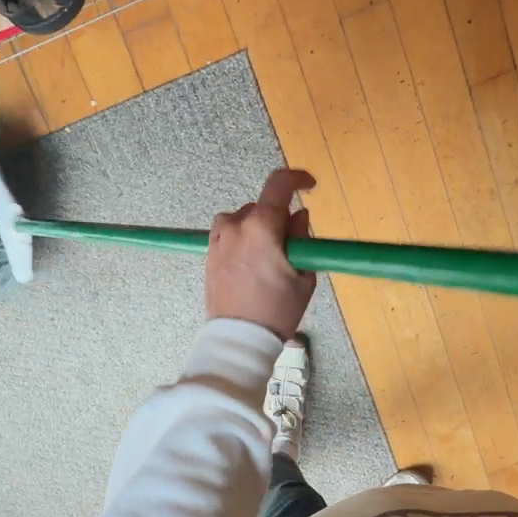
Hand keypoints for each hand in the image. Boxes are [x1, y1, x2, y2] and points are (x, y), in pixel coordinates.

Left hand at [206, 169, 317, 338]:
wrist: (239, 338)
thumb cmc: (277, 310)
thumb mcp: (303, 277)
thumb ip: (301, 240)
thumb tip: (298, 217)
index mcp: (262, 226)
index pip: (279, 184)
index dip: (297, 178)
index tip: (309, 186)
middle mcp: (236, 226)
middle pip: (260, 207)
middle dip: (277, 218)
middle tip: (290, 244)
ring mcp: (218, 241)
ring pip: (240, 219)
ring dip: (256, 227)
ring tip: (267, 255)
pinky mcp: (208, 256)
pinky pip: (226, 235)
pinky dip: (239, 239)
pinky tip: (249, 262)